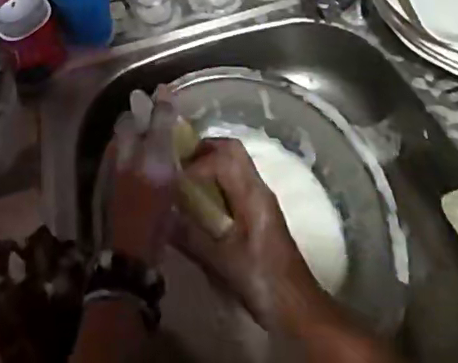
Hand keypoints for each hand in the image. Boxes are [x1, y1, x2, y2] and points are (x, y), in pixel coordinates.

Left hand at [100, 92, 179, 264]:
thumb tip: (163, 89)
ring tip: (179, 149)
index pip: (133, 114)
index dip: (149, 107)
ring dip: (154, 148)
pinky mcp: (131, 197)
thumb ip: (161, 122)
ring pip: (138, 153)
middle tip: (177, 128)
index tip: (170, 106)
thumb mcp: (159, 153)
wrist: (137, 246)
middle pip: (134, 133)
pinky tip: (172, 175)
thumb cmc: (149, 194)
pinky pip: (144, 172)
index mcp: (124, 141)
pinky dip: (156, 168)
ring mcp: (122, 178)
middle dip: (151, 128)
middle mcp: (119, 155)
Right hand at [173, 137, 328, 334]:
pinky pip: (234, 181)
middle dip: (202, 151)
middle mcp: (258, 188)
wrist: (298, 309)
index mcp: (253, 194)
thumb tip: (160, 215)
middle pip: (231, 149)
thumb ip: (191, 236)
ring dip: (208, 163)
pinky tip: (200, 202)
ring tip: (183, 181)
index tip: (174, 182)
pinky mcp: (258, 213)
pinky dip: (214, 180)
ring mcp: (260, 199)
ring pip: (234, 162)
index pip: (222, 157)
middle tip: (177, 167)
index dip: (195, 164)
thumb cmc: (263, 281)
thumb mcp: (222, 262)